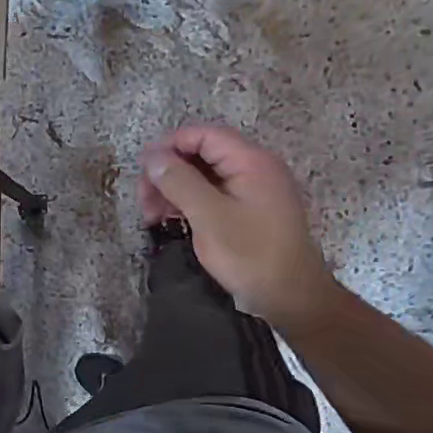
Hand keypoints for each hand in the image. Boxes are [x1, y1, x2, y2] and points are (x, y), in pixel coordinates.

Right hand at [139, 123, 337, 331]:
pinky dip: (191, 203)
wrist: (290, 296)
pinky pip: (215, 195)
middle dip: (169, 172)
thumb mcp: (208, 216)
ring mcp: (254, 191)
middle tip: (144, 200)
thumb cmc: (250, 255)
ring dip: (176, 190)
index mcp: (251, 161)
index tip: (143, 171)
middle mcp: (255, 168)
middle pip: (203, 154)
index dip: (170, 146)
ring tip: (152, 215)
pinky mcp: (251, 212)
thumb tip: (152, 156)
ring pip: (206, 177)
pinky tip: (171, 220)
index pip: (204, 135)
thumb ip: (179, 182)